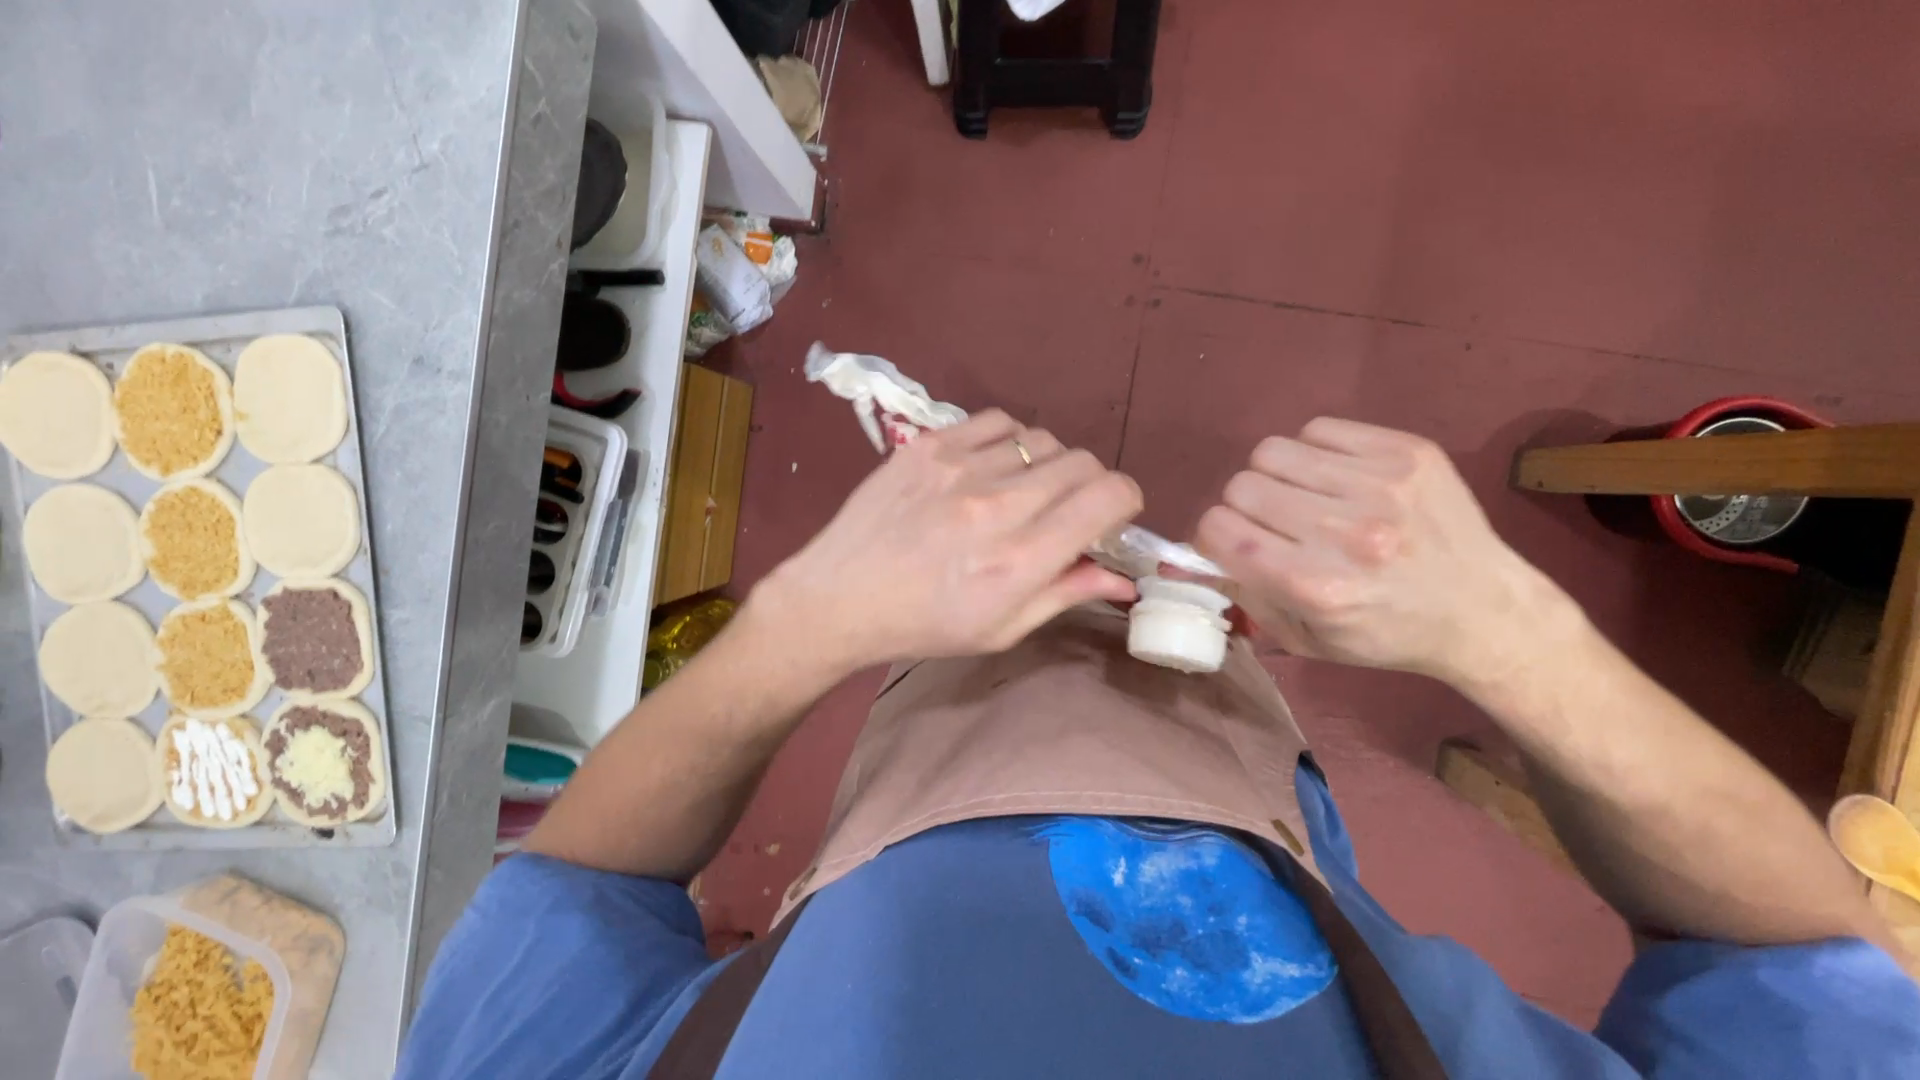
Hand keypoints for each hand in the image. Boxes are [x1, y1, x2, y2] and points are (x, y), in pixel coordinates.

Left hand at [753, 410, 1143, 674]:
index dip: (1125, 502)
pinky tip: (993, 465)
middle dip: (1090, 486)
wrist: (840, 597)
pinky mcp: (930, 445)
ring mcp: (960, 468)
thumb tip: (1124, 578)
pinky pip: (998, 420)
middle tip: (1067, 509)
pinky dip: (1010, 440)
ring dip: (1048, 464)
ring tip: (1023, 490)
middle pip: (1083, 463)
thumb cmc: (924, 624)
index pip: (1107, 498)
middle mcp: (997, 506)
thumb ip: (1065, 593)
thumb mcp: (1000, 629)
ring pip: (1042, 440)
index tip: (1112, 517)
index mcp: (1020, 560)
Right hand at [1194, 418, 1577, 688]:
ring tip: (1305, 498)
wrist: (1483, 610)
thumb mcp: (1304, 638)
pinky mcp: (1408, 452)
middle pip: (1241, 486)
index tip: (1232, 545)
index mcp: (1314, 585)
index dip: (1213, 537)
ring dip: (1276, 476)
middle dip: (1243, 507)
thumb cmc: (1385, 634)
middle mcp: (1345, 532)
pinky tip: (1336, 480)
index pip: (1218, 529)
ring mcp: (1380, 485)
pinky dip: (1314, 453)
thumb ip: (1242, 594)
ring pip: (1273, 452)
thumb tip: (1187, 556)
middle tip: (1272, 524)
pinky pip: (1319, 429)